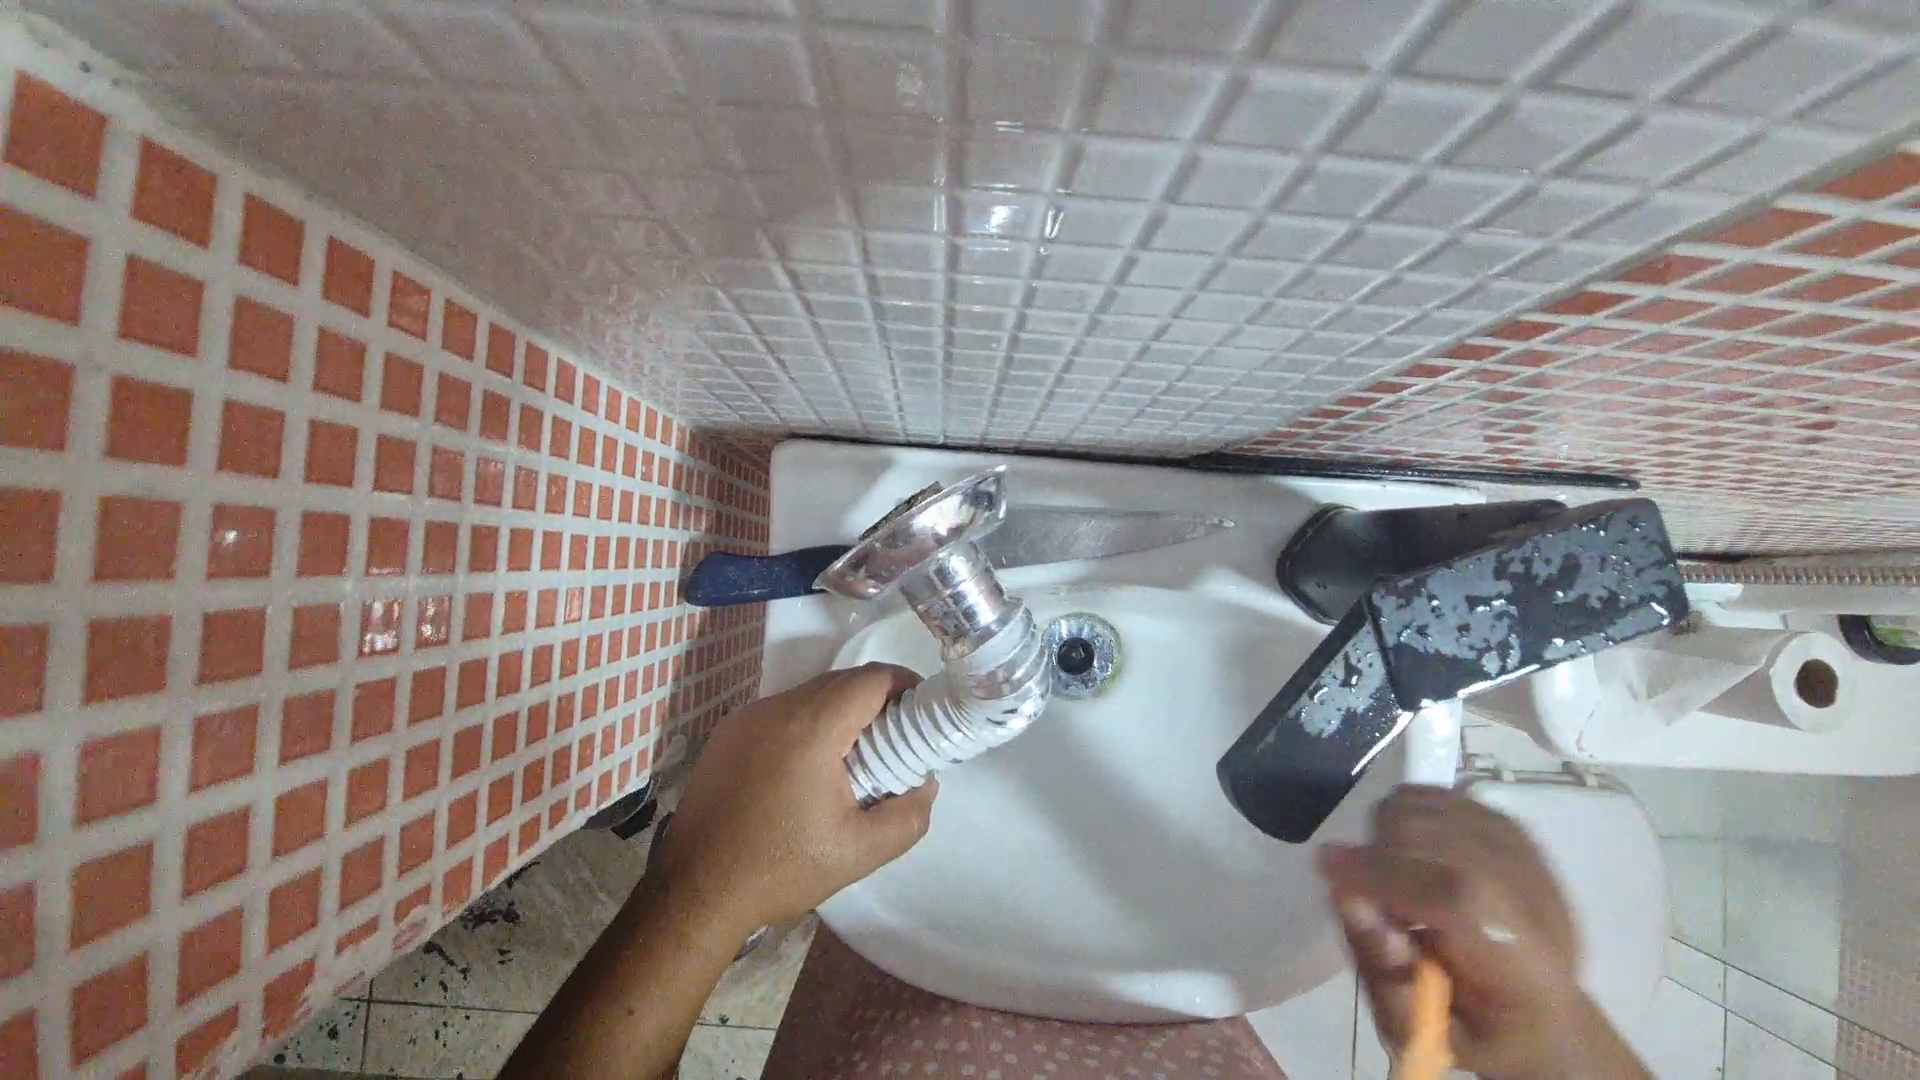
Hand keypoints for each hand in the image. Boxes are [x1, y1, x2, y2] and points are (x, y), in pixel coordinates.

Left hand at [648, 663, 938, 934]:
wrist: (694, 892)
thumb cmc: (780, 869)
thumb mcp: (859, 852)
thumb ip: (908, 816)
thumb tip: (925, 783)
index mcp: (811, 729)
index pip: (871, 679)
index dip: (904, 685)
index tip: (921, 711)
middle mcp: (776, 709)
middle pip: (841, 682)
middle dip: (876, 700)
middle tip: (896, 739)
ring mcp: (746, 718)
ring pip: (810, 695)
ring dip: (840, 713)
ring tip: (854, 758)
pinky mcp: (728, 733)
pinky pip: (782, 712)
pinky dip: (808, 724)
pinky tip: (808, 769)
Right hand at [1319, 786, 1644, 1079]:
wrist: (1542, 1017)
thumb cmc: (1473, 1034)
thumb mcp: (1421, 1037)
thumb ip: (1384, 971)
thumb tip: (1346, 895)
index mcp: (1524, 971)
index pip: (1457, 896)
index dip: (1382, 872)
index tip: (1326, 868)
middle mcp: (1536, 902)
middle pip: (1434, 836)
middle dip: (1378, 854)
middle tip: (1368, 893)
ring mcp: (1527, 858)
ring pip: (1425, 807)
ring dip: (1387, 833)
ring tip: (1390, 874)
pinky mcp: (1511, 832)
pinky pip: (1434, 796)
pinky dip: (1405, 814)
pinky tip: (1408, 852)